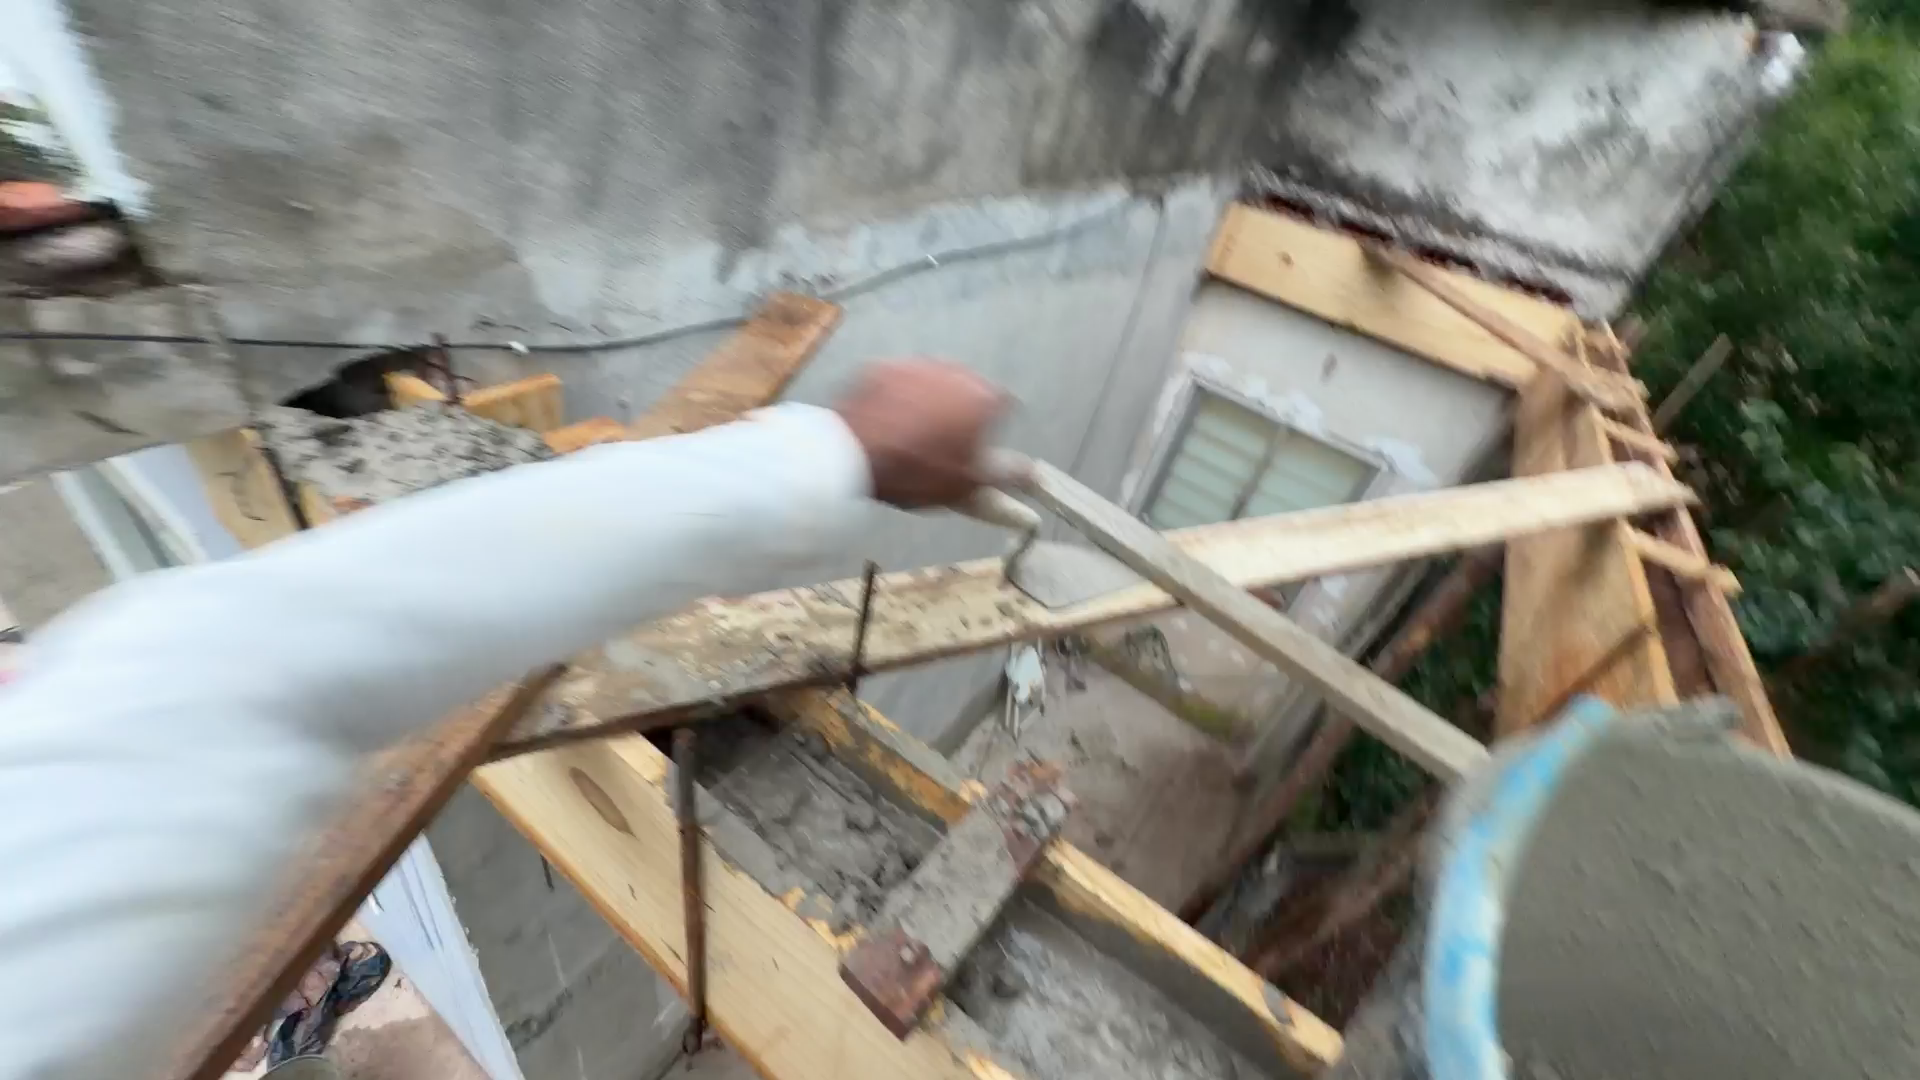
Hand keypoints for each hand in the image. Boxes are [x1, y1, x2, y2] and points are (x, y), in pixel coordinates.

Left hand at [833, 359, 1007, 507]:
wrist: (851, 455)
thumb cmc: (918, 473)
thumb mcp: (967, 484)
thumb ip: (1007, 474)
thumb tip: (1033, 471)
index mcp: (984, 397)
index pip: (1006, 406)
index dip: (992, 429)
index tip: (977, 448)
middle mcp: (956, 371)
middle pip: (969, 391)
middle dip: (961, 411)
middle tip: (942, 444)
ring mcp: (917, 364)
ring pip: (934, 383)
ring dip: (931, 402)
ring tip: (912, 434)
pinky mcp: (883, 366)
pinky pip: (900, 382)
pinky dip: (899, 397)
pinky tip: (887, 421)